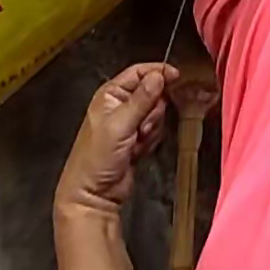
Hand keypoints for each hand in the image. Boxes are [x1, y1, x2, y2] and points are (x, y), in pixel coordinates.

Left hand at [55, 62, 178, 220]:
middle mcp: (121, 104)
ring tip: (137, 141)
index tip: (176, 76)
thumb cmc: (98, 157)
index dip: (158, 72)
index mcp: (111, 93)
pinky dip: (151, 139)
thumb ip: (142, 99)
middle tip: (143, 126)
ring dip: (151, 127)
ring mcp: (129, 122)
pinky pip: (155, 129)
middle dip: (152, 109)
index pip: (139, 72)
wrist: (93, 197)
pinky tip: (138, 150)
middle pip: (152, 92)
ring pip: (156, 112)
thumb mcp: (120, 125)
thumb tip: (159, 74)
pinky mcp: (137, 138)